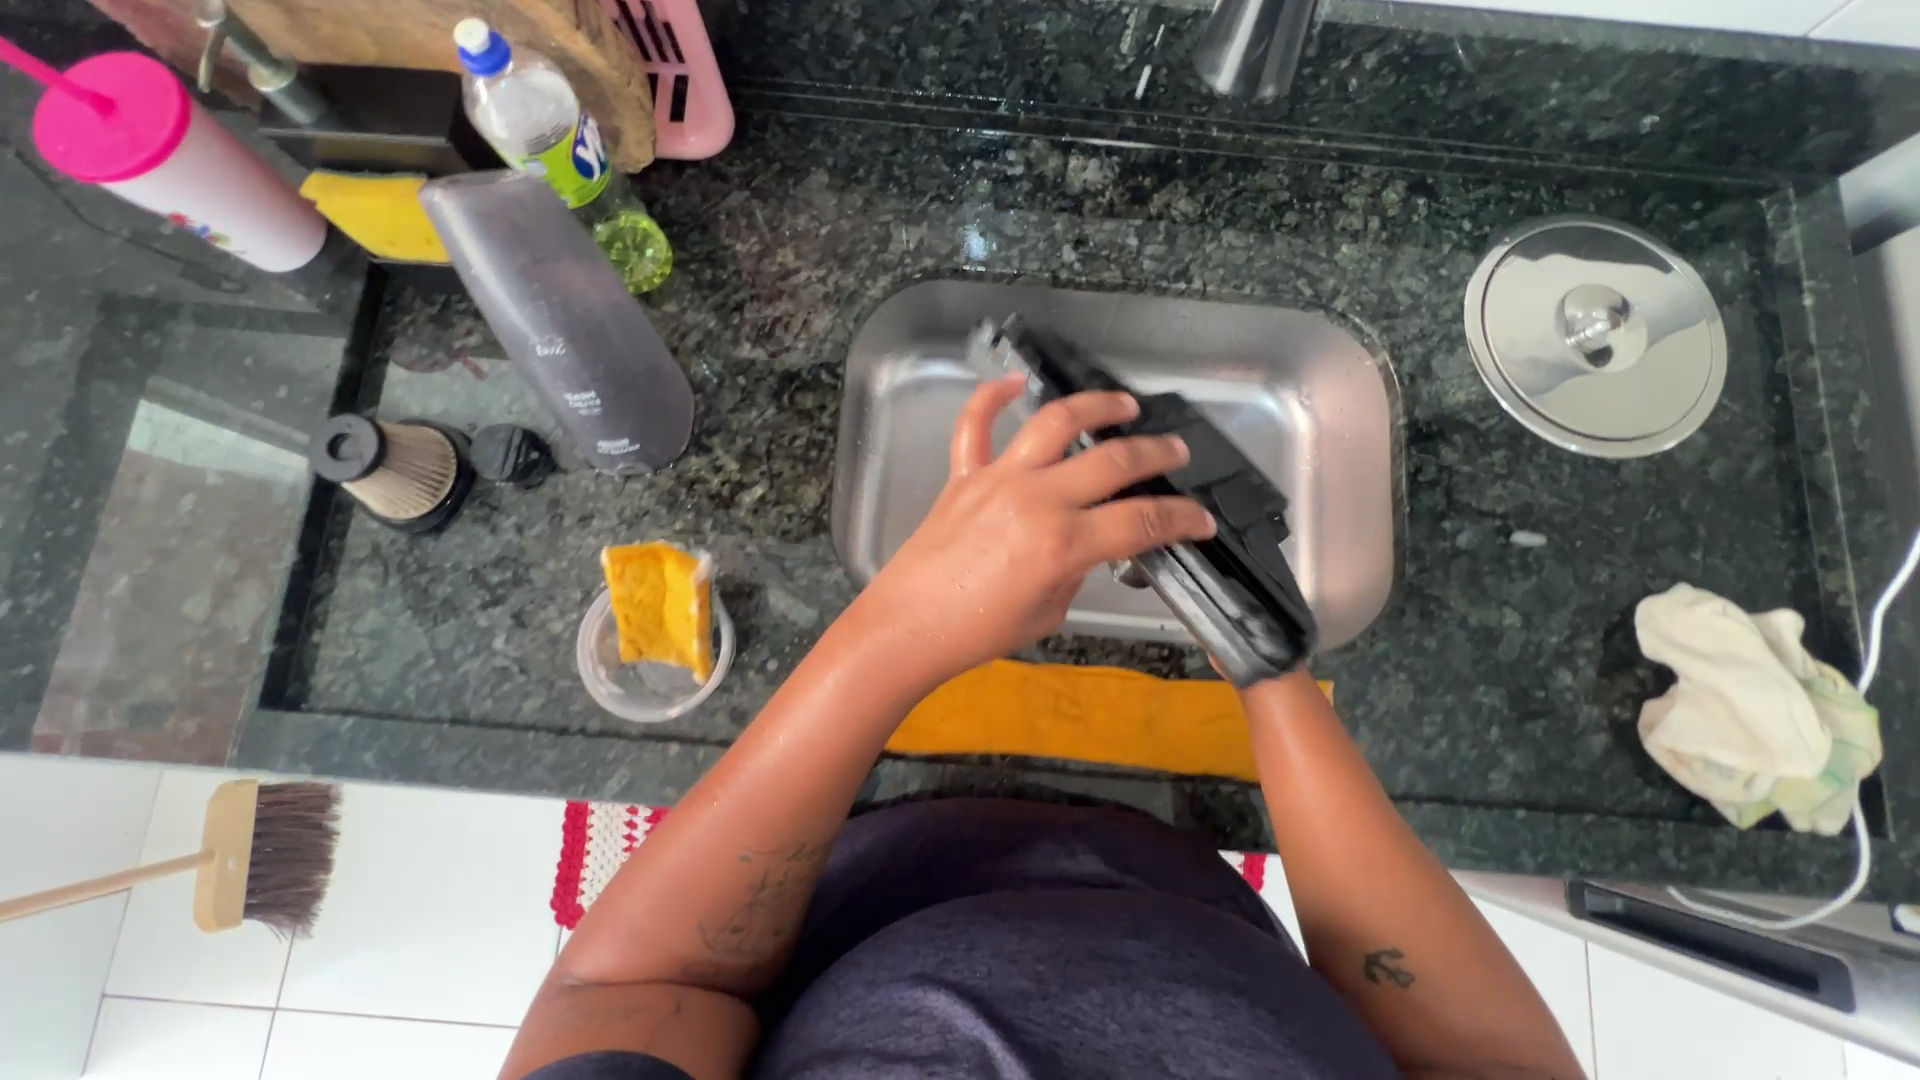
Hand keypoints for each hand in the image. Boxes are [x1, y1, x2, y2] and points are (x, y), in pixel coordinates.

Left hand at [852, 375, 1216, 682]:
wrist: (908, 626)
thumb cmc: (980, 631)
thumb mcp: (1048, 611)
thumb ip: (1076, 569)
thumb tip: (1088, 542)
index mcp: (1063, 543)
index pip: (1141, 522)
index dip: (1181, 520)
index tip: (1201, 519)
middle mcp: (1036, 499)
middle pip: (1113, 462)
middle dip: (1158, 454)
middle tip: (1177, 453)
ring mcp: (997, 479)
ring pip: (1055, 422)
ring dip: (1097, 406)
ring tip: (1125, 404)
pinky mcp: (963, 474)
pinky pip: (974, 424)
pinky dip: (992, 397)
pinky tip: (1014, 382)